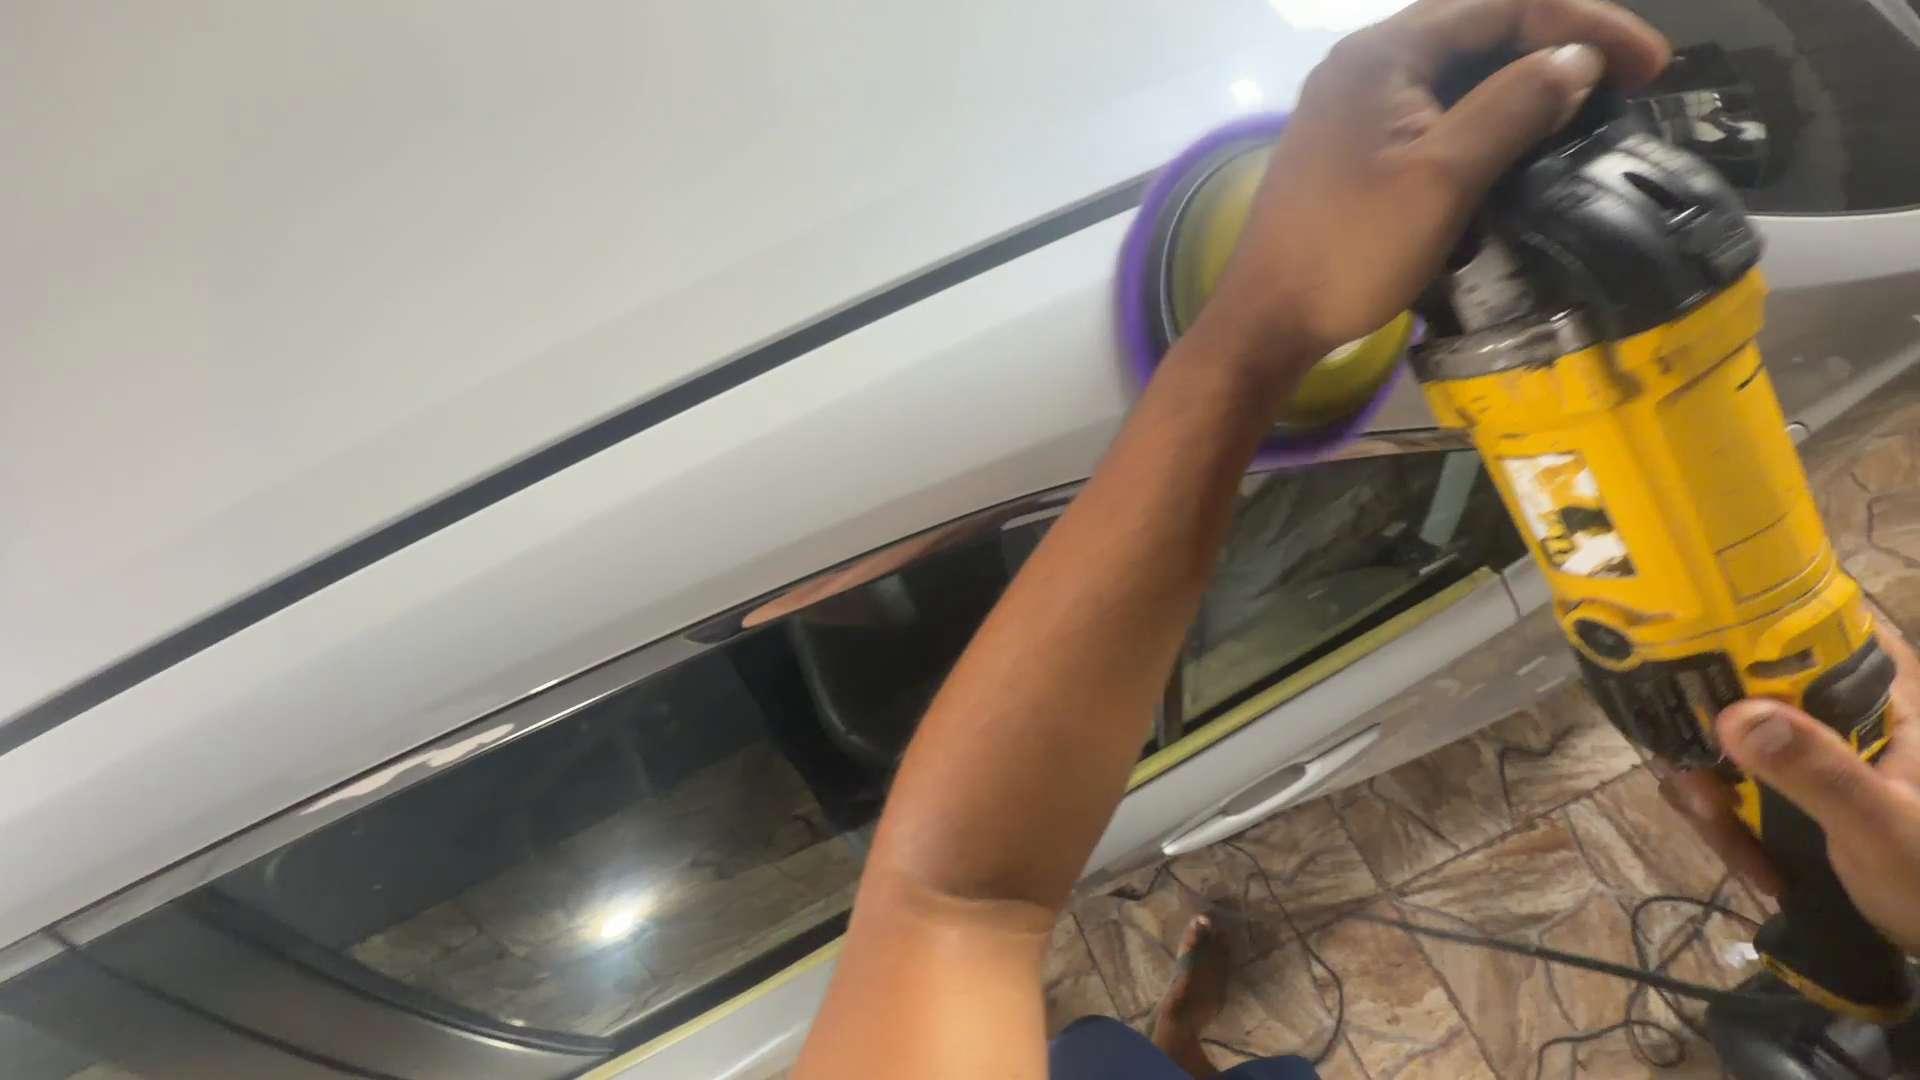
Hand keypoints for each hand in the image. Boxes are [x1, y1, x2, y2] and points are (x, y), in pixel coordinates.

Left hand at [1195, 0, 1668, 361]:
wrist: (1265, 322)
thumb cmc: (1347, 253)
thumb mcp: (1443, 177)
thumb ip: (1517, 104)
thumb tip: (1576, 59)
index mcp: (1379, 55)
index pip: (1503, 2)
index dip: (1584, 23)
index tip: (1649, 69)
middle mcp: (1355, 71)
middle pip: (1475, 35)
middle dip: (1550, 55)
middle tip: (1612, 95)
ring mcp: (1342, 115)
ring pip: (1448, 82)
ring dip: (1511, 95)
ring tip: (1568, 127)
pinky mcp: (1340, 156)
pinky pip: (1419, 122)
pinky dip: (1467, 130)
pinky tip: (1501, 157)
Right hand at [1659, 620, 1919, 951]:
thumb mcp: (1885, 832)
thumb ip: (1819, 773)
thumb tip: (1735, 714)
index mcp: (1891, 709)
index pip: (1819, 636)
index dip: (1753, 630)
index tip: (1690, 647)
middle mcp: (1846, 722)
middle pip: (1745, 694)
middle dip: (1706, 738)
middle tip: (1704, 785)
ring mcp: (1812, 760)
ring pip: (1725, 743)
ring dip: (1708, 790)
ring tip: (1730, 838)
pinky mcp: (1790, 793)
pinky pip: (1728, 785)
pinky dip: (1722, 819)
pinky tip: (1748, 858)